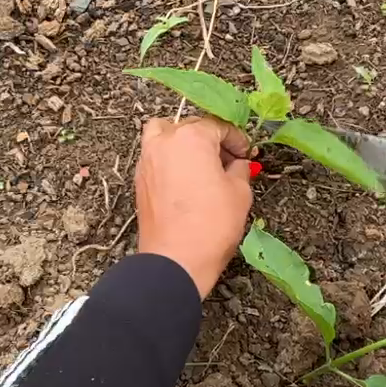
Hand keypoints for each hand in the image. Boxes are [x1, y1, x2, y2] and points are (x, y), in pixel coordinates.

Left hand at [135, 117, 253, 298]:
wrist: (176, 260)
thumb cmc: (212, 224)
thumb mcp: (240, 193)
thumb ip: (240, 169)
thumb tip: (238, 164)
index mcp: (191, 138)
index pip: (218, 126)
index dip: (237, 140)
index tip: (246, 154)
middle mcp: (164, 142)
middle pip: (190, 127)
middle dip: (211, 140)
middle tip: (229, 160)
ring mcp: (147, 160)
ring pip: (164, 135)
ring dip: (183, 141)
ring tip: (201, 162)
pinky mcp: (140, 180)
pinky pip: (155, 157)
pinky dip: (170, 159)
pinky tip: (186, 178)